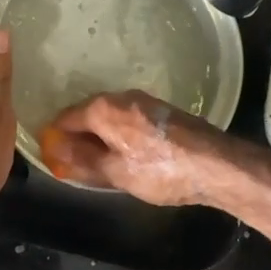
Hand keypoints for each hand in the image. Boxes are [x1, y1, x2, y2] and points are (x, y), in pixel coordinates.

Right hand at [38, 91, 237, 206]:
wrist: (216, 164)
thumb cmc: (160, 170)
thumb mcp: (116, 173)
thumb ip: (82, 161)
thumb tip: (54, 150)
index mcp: (103, 108)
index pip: (64, 119)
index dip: (56, 140)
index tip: (55, 160)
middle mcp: (120, 96)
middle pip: (87, 116)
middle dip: (79, 139)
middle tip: (78, 168)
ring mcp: (143, 101)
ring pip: (109, 118)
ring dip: (101, 138)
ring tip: (103, 167)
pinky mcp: (160, 111)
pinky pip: (127, 120)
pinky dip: (120, 136)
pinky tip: (128, 157)